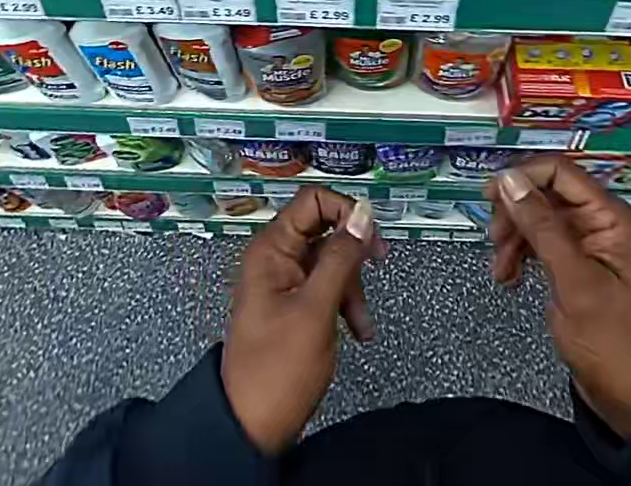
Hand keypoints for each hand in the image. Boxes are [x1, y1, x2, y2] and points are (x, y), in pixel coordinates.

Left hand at [221, 187, 379, 453]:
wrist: (250, 429)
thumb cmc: (280, 366)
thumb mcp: (317, 308)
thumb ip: (342, 256)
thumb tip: (364, 212)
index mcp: (273, 248)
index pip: (313, 200)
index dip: (345, 209)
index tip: (370, 233)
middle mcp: (277, 256)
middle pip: (326, 229)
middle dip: (354, 251)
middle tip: (380, 263)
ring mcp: (286, 280)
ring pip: (332, 260)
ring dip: (353, 286)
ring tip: (362, 322)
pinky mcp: (295, 303)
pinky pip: (327, 286)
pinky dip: (345, 303)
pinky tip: (359, 330)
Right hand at [486, 156, 630, 439]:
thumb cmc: (617, 344)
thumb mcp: (576, 284)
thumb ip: (541, 227)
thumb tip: (508, 179)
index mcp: (610, 217)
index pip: (559, 172)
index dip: (522, 177)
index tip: (490, 198)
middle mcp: (599, 223)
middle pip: (545, 194)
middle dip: (515, 213)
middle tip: (495, 241)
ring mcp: (588, 245)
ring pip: (538, 219)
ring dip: (514, 238)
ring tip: (500, 271)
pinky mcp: (576, 267)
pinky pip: (541, 245)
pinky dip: (521, 256)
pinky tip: (510, 278)